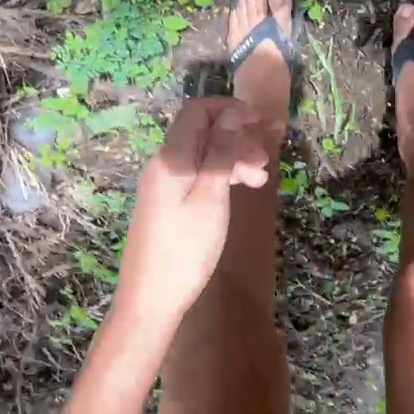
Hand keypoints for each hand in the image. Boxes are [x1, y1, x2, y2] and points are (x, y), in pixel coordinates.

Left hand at [112, 98, 268, 327]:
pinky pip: (195, 175)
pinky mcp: (165, 204)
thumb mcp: (211, 197)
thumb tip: (230, 115)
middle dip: (235, 138)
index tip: (256, 122)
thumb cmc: (185, 249)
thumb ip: (220, 152)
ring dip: (232, 159)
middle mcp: (162, 164)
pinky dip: (219, 176)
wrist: (149, 304)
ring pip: (201, 155)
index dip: (227, 109)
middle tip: (265, 160)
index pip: (196, 111)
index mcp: (171, 158)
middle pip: (201, 133)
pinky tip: (239, 191)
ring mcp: (162, 185)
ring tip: (259, 179)